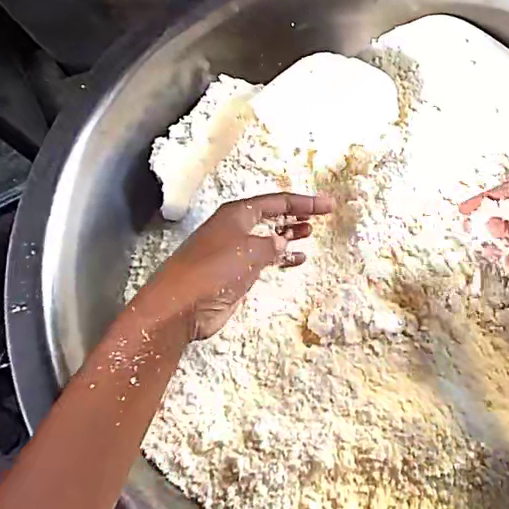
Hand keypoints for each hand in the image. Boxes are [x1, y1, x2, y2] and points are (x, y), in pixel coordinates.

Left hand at [138, 192, 332, 338]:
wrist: (180, 307)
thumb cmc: (213, 271)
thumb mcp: (250, 252)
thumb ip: (271, 244)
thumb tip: (281, 242)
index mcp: (237, 214)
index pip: (277, 201)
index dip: (304, 202)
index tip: (328, 205)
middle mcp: (235, 227)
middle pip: (272, 215)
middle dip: (296, 214)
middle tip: (320, 216)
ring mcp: (233, 250)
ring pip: (268, 236)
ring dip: (289, 234)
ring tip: (309, 233)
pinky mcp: (233, 273)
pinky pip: (264, 258)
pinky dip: (281, 257)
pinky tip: (296, 259)